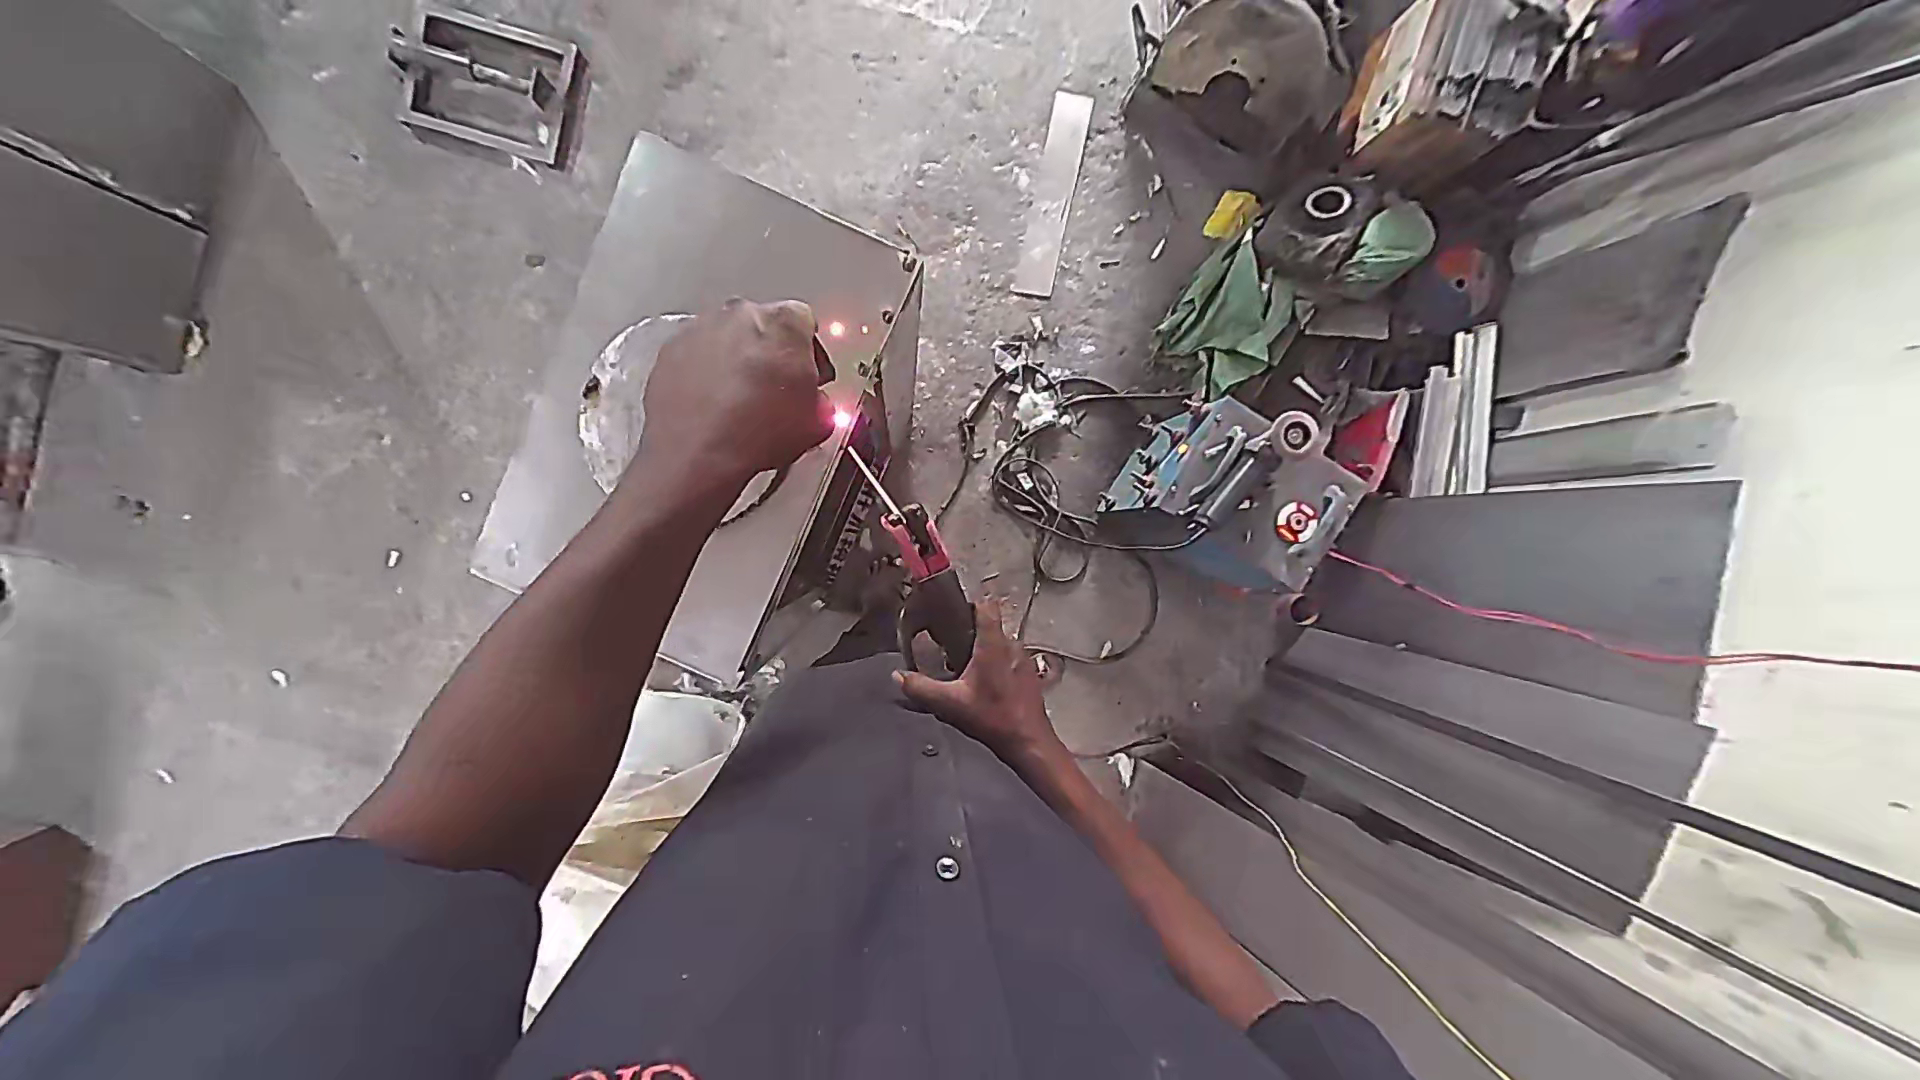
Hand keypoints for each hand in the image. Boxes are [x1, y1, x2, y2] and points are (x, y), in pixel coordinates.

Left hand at [632, 299, 835, 492]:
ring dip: (738, 364)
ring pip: (728, 339)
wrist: (698, 453)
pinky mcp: (672, 350)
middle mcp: (739, 316)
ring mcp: (701, 330)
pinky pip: (698, 356)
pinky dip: (707, 374)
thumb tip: (817, 403)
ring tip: (744, 404)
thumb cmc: (753, 432)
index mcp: (783, 323)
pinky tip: (717, 406)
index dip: (811, 354)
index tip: (809, 375)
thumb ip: (821, 399)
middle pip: (764, 327)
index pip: (805, 323)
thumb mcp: (816, 421)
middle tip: (777, 391)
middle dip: (771, 355)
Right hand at [896, 599, 1060, 760]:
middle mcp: (1012, 645)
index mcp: (993, 645)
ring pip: (1001, 643)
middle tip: (952, 645)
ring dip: (986, 650)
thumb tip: (898, 676)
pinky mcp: (1029, 674)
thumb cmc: (992, 717)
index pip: (986, 607)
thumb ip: (921, 687)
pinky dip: (998, 664)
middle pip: (991, 625)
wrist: (1028, 740)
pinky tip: (986, 683)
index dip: (970, 603)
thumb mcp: (949, 703)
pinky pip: (1011, 659)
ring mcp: (1024, 659)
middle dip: (972, 632)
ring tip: (967, 667)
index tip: (955, 610)